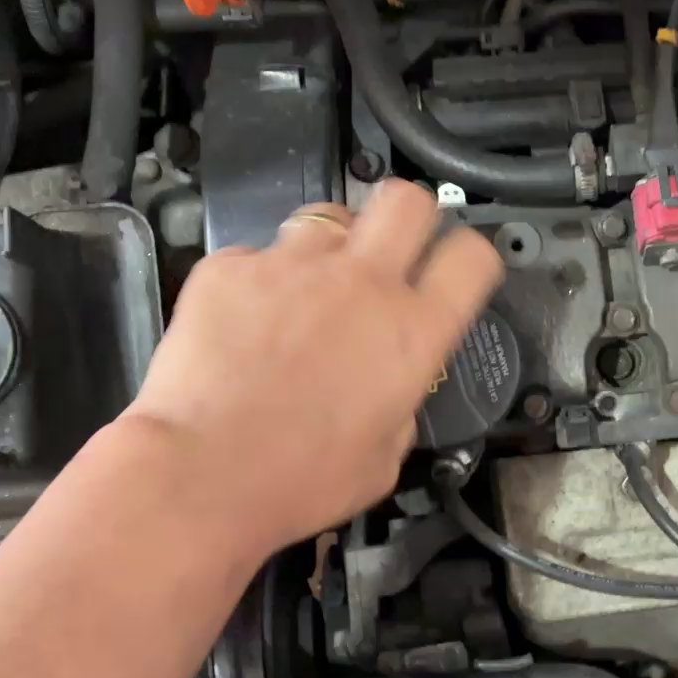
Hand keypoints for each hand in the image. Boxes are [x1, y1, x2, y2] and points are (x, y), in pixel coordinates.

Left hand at [120, 180, 502, 552]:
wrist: (204, 473)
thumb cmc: (303, 476)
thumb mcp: (388, 451)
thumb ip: (401, 401)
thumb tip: (389, 387)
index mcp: (415, 332)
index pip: (472, 257)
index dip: (474, 253)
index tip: (461, 264)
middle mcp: (364, 286)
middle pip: (406, 202)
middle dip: (409, 214)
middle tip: (396, 243)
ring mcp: (294, 269)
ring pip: (329, 217)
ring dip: (332, 246)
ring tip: (313, 284)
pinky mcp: (230, 269)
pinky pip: (258, 254)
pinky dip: (262, 278)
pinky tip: (250, 316)